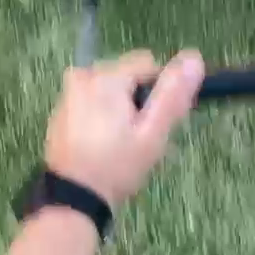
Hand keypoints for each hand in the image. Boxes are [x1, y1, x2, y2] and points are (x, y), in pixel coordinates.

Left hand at [45, 49, 204, 205]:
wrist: (74, 198)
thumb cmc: (116, 167)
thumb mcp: (151, 134)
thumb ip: (172, 95)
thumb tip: (194, 57)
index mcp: (106, 77)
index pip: (149, 64)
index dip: (159, 92)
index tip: (157, 123)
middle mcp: (82, 76)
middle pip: (127, 77)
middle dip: (138, 102)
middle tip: (140, 139)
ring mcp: (67, 94)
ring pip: (110, 91)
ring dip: (121, 111)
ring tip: (122, 145)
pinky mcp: (60, 113)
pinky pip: (92, 104)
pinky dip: (102, 118)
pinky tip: (103, 146)